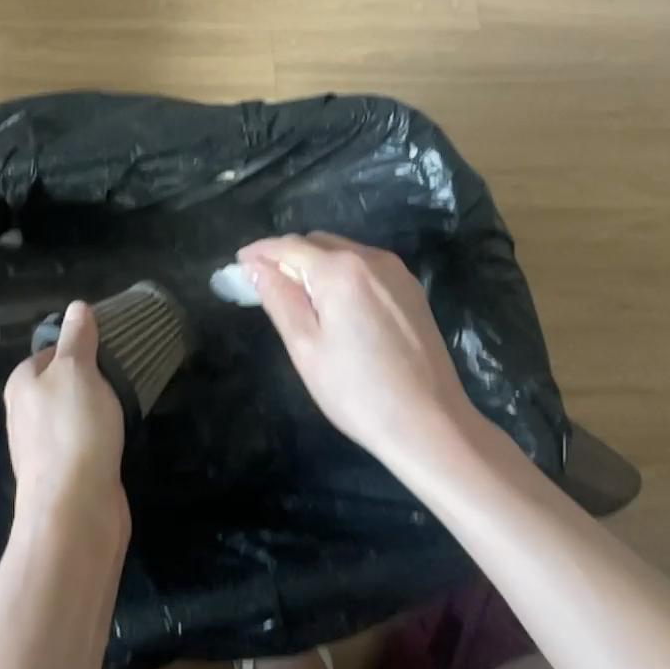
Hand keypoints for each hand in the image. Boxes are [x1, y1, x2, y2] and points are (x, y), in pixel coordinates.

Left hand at [3, 302, 128, 535]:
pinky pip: (84, 446)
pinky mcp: (64, 476)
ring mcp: (42, 449)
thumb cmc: (73, 429)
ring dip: (97, 414)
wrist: (75, 510)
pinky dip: (101, 441)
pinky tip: (118, 442)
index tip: (109, 352)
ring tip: (124, 409)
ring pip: (73, 417)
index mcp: (22, 384)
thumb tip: (76, 307)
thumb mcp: (77, 370)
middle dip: (90, 383)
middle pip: (61, 385)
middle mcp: (24, 414)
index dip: (78, 349)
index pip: (49, 353)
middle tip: (121, 379)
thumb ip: (78, 339)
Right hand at [238, 232, 479, 457]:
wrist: (431, 425)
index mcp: (340, 269)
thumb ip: (278, 298)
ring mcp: (396, 273)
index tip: (238, 264)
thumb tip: (254, 265)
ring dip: (314, 265)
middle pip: (317, 243)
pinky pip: (365, 268)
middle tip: (264, 286)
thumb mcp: (305, 347)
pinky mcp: (411, 290)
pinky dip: (341, 275)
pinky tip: (335, 306)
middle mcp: (371, 258)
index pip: (288, 246)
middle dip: (287, 257)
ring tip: (297, 298)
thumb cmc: (357, 391)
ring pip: (342, 253)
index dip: (260, 252)